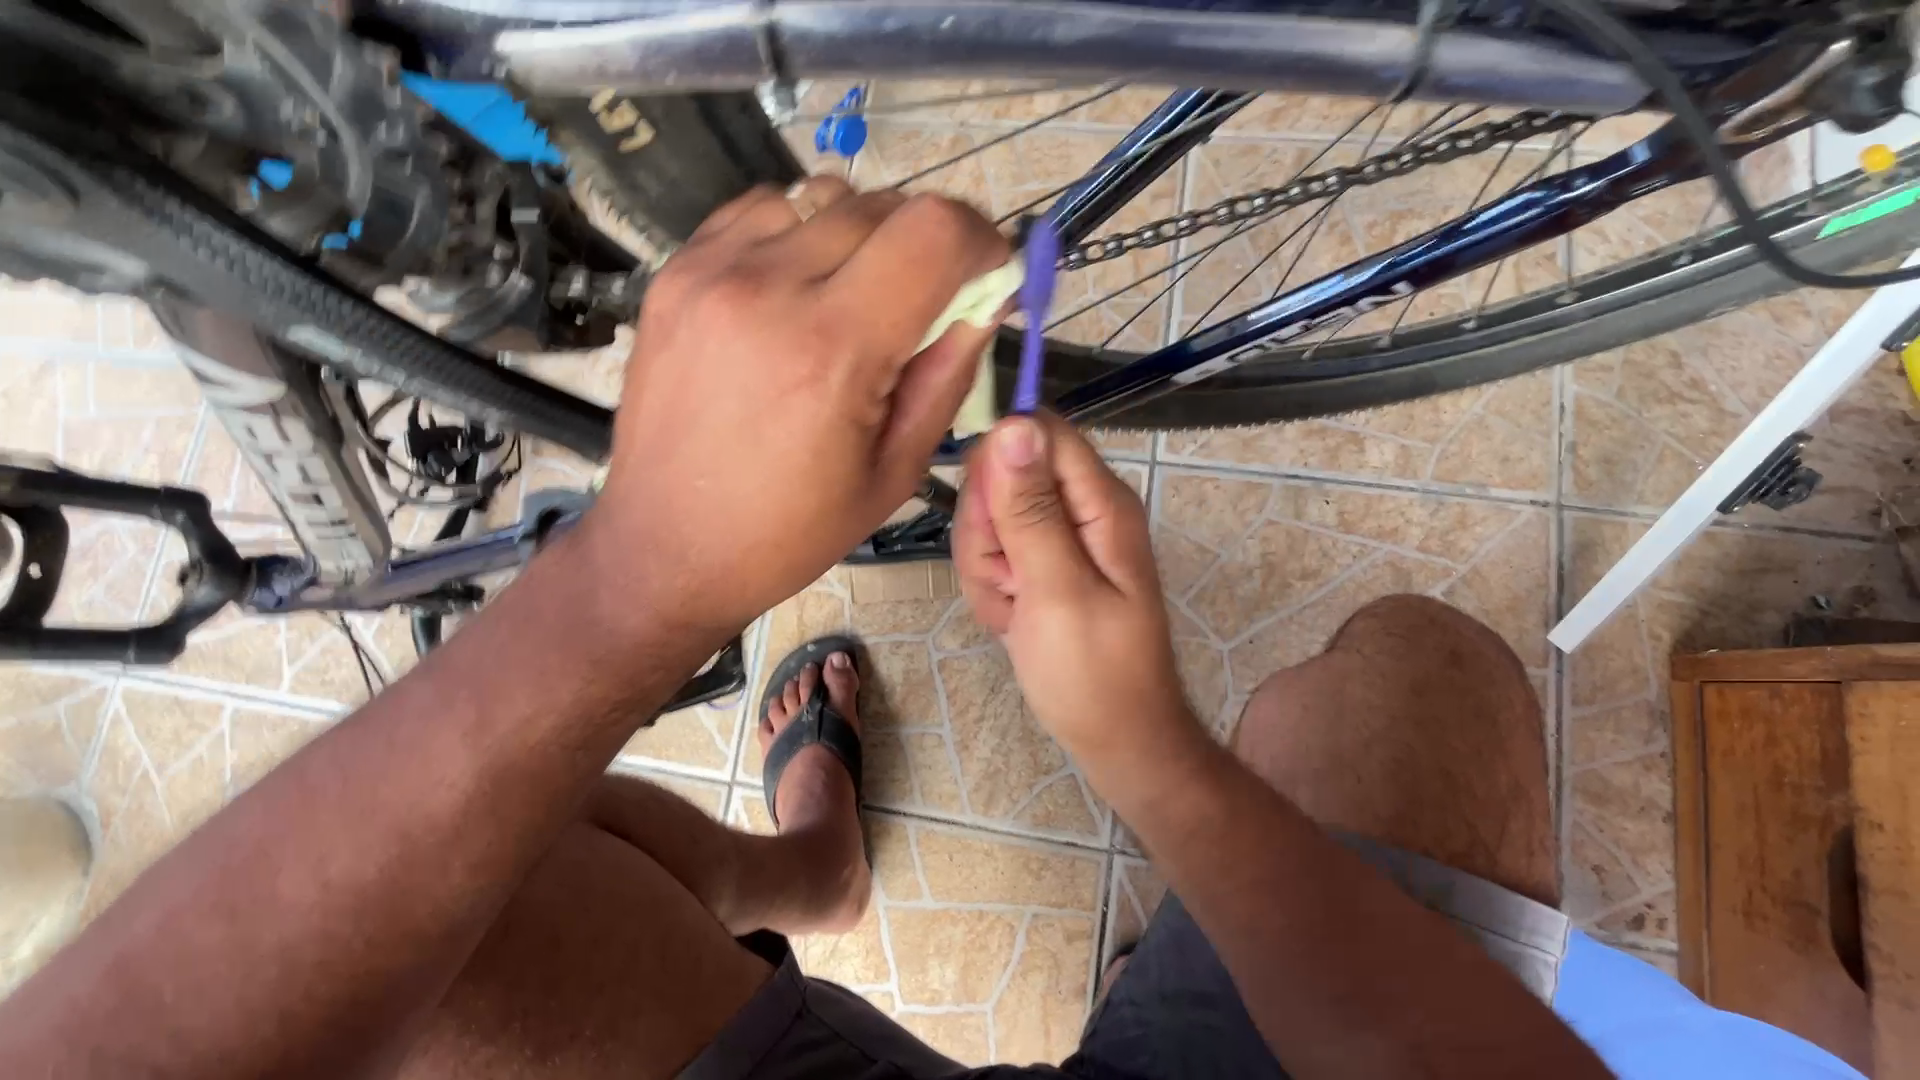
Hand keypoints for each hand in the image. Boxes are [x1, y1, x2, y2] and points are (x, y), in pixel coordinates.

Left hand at [585, 178, 1009, 636]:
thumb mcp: (895, 471)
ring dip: (864, 235)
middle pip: (884, 206)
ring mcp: (712, 271)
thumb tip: (985, 303)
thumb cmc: (789, 529)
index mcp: (832, 348)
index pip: (934, 232)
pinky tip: (799, 289)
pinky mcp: (676, 271)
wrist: (667, 545)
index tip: (989, 273)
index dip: (982, 240)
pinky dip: (801, 232)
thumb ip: (948, 375)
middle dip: (928, 243)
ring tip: (858, 295)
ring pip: (823, 197)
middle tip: (929, 299)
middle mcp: (768, 288)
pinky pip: (763, 210)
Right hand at [953, 413, 1195, 762]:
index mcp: (1099, 502)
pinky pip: (991, 554)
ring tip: (1015, 612)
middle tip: (1009, 584)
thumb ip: (1031, 509)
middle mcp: (1080, 507)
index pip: (1037, 432)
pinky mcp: (1039, 564)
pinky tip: (1013, 621)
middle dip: (987, 533)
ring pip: (988, 518)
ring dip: (986, 568)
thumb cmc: (1094, 673)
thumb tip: (1013, 423)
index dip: (997, 464)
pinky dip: (992, 589)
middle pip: (1002, 475)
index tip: (987, 519)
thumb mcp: (1057, 590)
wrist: (1113, 738)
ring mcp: (1058, 537)